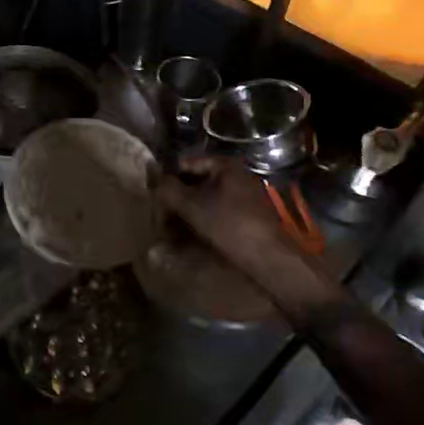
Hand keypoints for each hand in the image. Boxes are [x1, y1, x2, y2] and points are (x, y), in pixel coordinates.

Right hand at [157, 158, 342, 325]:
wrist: (272, 259)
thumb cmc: (231, 225)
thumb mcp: (193, 205)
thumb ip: (168, 189)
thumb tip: (152, 181)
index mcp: (225, 165)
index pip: (185, 164)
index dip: (166, 179)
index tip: (151, 197)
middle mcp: (236, 177)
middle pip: (194, 184)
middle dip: (174, 202)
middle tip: (157, 219)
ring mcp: (243, 198)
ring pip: (203, 203)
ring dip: (184, 217)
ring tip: (167, 235)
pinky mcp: (246, 220)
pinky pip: (215, 216)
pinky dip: (199, 226)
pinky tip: (185, 242)